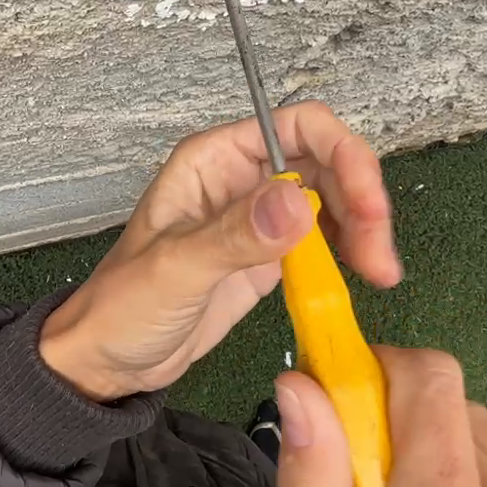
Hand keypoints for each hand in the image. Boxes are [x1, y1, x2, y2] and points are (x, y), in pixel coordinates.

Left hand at [38, 101, 396, 401]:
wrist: (108, 359)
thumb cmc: (122, 305)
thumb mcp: (174, 270)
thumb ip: (233, 235)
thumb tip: (298, 201)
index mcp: (212, 160)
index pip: (295, 127)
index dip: (342, 154)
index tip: (367, 206)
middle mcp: (239, 177)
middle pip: (324, 161)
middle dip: (361, 198)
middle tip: (378, 257)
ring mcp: (257, 216)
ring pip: (331, 197)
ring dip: (363, 227)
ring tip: (378, 273)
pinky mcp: (269, 254)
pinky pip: (323, 237)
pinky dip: (349, 250)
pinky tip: (361, 276)